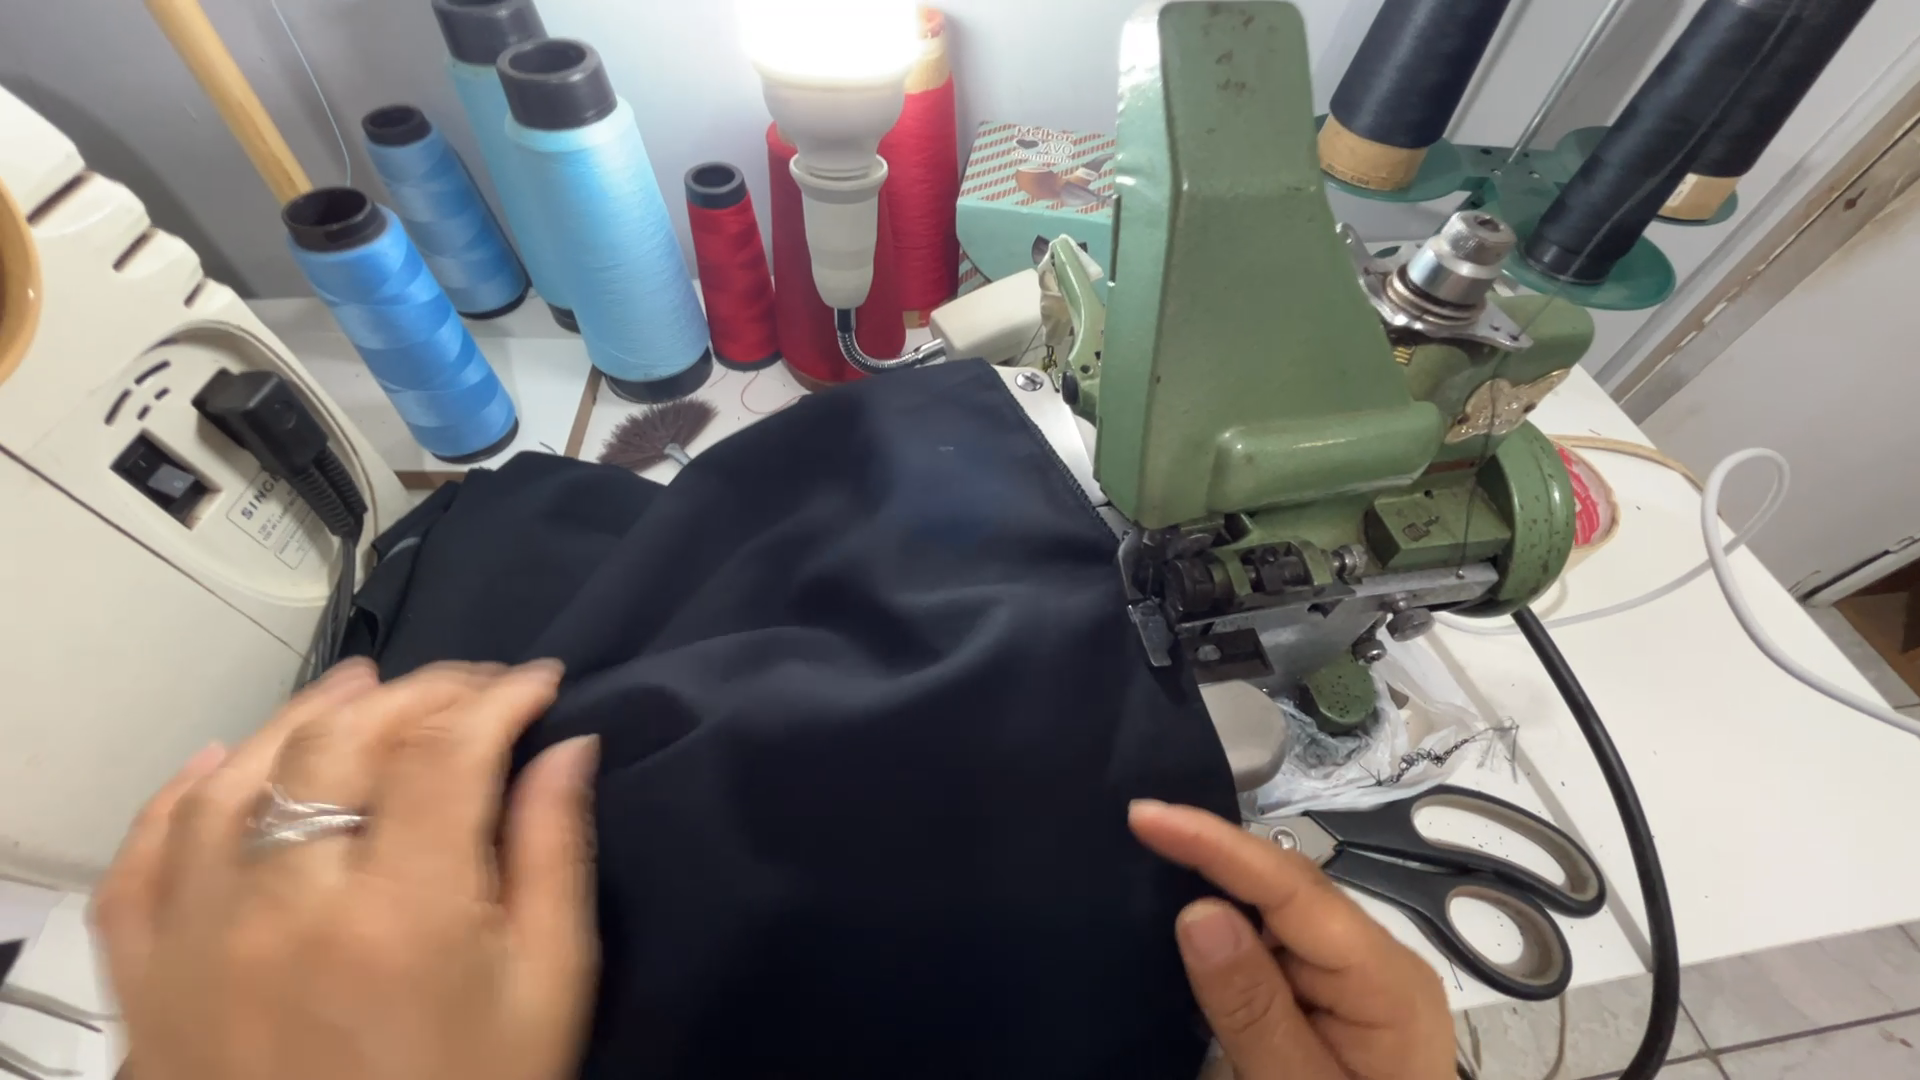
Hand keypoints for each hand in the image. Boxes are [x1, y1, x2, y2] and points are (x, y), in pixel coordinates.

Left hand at [93, 660, 599, 1079]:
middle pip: (345, 744)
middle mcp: (287, 909)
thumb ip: (555, 851)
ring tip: (370, 683)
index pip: (449, 752)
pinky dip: (185, 793)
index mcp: (403, 911)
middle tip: (479, 685)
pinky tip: (229, 759)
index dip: (503, 697)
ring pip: (239, 778)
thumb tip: (568, 747)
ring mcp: (197, 942)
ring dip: (312, 713)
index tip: (544, 682)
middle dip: (425, 691)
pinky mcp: (145, 982)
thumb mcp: (550, 979)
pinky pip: (143, 860)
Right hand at [1130, 800, 1454, 1079]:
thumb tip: (1195, 909)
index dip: (1216, 843)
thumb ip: (1252, 1010)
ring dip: (1212, 875)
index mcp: (1385, 981)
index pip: (1292, 888)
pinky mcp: (1328, 987)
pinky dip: (1223, 912)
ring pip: (1272, 899)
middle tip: (1138, 822)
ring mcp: (1353, 971)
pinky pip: (1269, 930)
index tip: (1146, 816)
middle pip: (1283, 881)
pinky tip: (1185, 899)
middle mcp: (1374, 958)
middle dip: (1210, 848)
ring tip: (1151, 845)